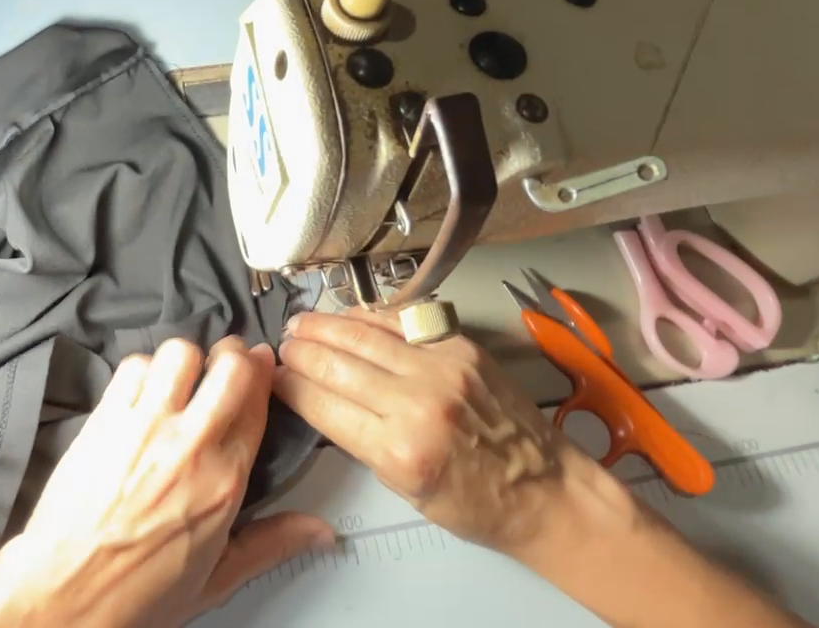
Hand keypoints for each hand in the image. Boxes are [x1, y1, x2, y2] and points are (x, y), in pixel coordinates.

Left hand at [0, 336, 333, 627]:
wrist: (65, 595)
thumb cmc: (137, 592)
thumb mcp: (217, 578)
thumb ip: (272, 544)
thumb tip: (318, 531)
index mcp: (224, 481)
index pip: (259, 401)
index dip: (266, 372)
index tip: (265, 364)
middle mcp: (189, 444)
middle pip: (229, 365)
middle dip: (235, 354)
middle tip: (229, 364)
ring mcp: (144, 426)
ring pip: (180, 352)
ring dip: (187, 360)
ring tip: (184, 378)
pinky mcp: (105, 418)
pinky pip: (133, 365)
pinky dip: (143, 370)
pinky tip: (145, 392)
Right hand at [270, 308, 575, 553]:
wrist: (546, 488)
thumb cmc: (476, 504)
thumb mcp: (406, 490)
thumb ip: (362, 440)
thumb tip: (321, 398)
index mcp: (398, 452)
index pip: (322, 404)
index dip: (289, 385)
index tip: (272, 375)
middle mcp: (416, 403)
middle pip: (337, 364)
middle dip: (301, 351)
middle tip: (281, 343)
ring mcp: (440, 368)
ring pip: (364, 335)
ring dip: (325, 325)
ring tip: (301, 322)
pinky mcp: (459, 346)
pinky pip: (401, 322)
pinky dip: (368, 315)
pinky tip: (347, 315)